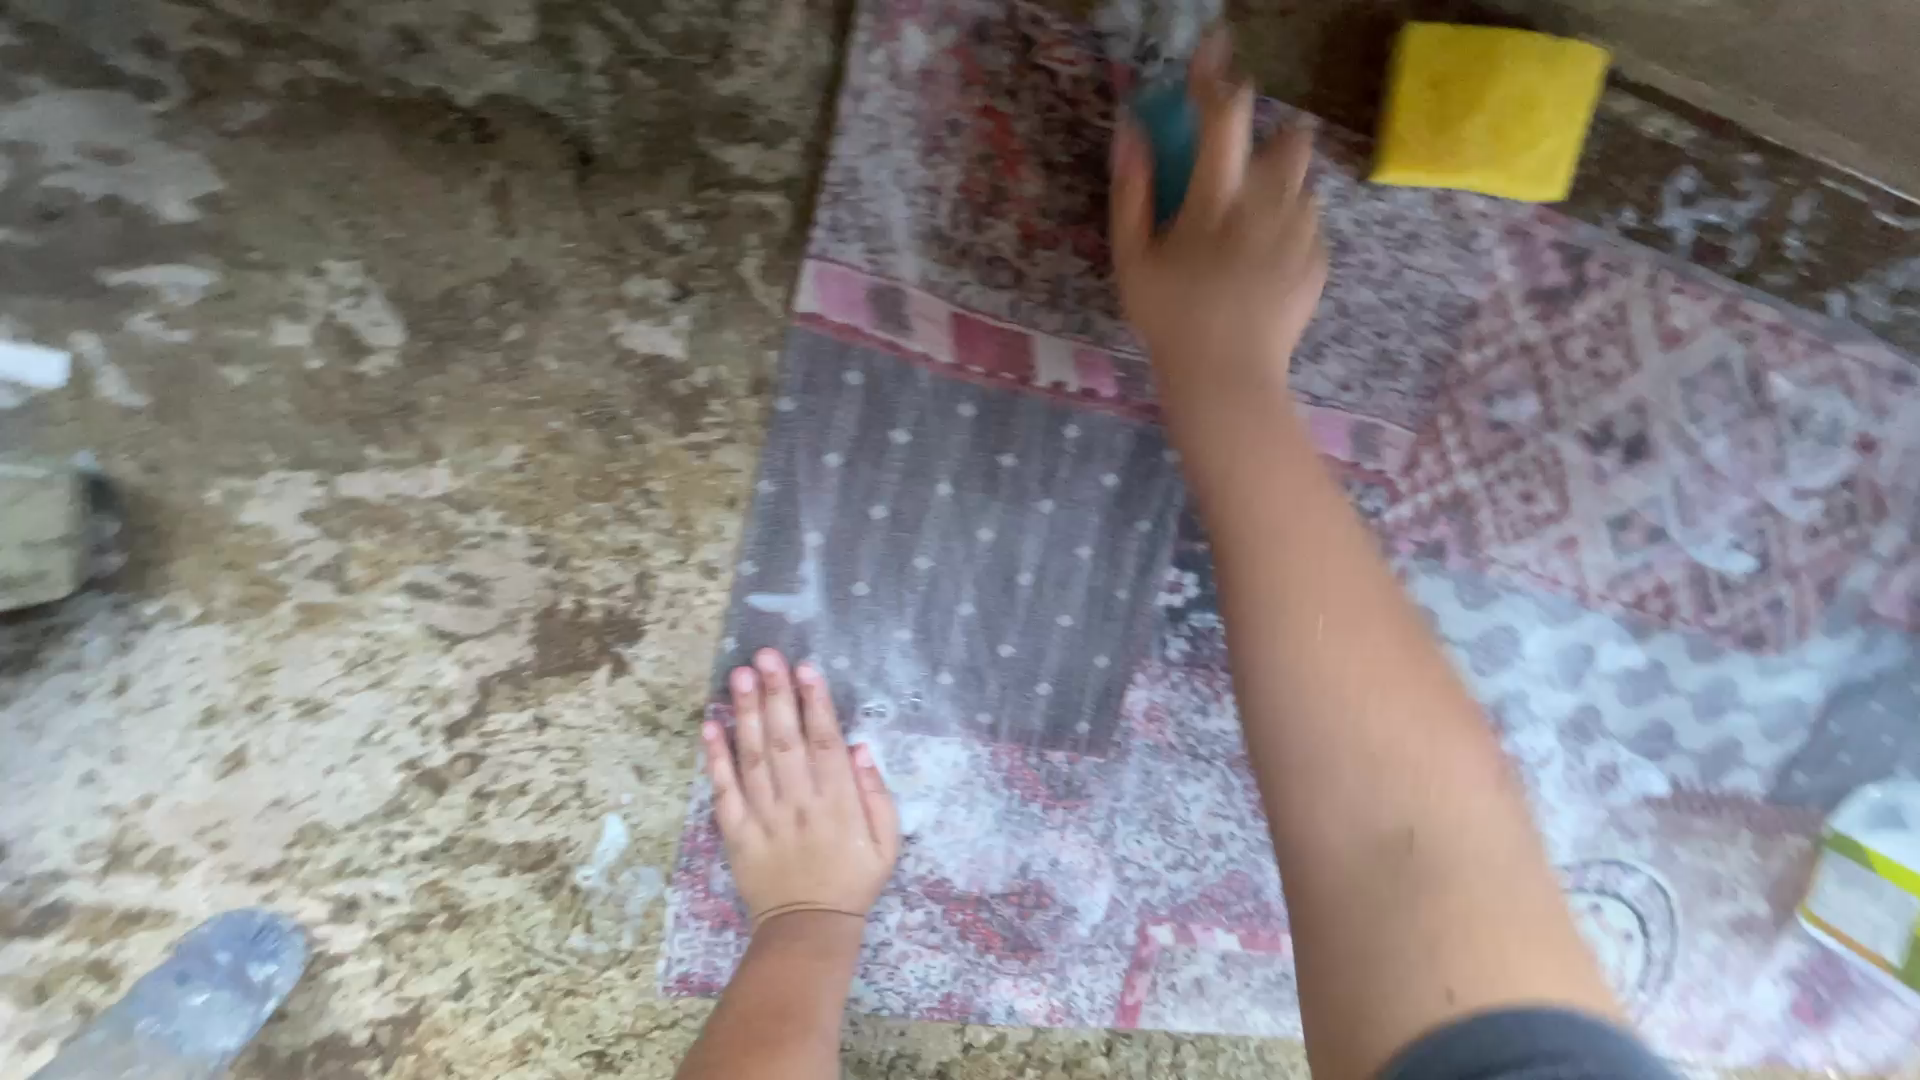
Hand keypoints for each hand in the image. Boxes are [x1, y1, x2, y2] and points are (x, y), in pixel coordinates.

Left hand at [702, 649, 900, 930]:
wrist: (808, 929)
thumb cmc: (854, 879)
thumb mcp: (888, 842)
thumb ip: (877, 793)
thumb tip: (860, 748)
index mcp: (837, 801)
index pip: (825, 741)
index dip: (816, 703)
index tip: (805, 668)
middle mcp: (799, 801)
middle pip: (785, 739)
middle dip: (776, 694)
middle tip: (765, 656)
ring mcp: (763, 815)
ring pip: (753, 757)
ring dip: (746, 714)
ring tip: (739, 677)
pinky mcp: (736, 831)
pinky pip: (724, 790)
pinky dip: (715, 757)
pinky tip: (710, 725)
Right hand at [1109, 31, 1326, 402]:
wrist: (1226, 378)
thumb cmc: (1169, 321)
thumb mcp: (1131, 262)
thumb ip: (1130, 193)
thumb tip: (1129, 133)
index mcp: (1217, 201)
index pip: (1225, 116)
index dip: (1217, 78)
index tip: (1212, 57)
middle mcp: (1269, 204)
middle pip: (1290, 137)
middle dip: (1268, 140)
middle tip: (1238, 177)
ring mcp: (1301, 233)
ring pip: (1302, 182)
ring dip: (1278, 190)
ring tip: (1248, 234)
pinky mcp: (1319, 260)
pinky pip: (1309, 223)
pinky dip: (1287, 230)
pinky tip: (1261, 268)